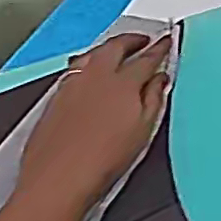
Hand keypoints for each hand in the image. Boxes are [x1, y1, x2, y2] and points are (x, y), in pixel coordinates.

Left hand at [8, 33, 170, 220]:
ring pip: (93, 53)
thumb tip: (159, 80)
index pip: (147, 57)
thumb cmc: (102, 160)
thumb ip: (154, 98)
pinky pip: (75, 68)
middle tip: (143, 40)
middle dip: (132, 39)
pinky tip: (90, 71)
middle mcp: (96, 77)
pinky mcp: (55, 98)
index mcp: (124, 82)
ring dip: (108, 47)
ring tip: (117, 50)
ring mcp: (72, 85)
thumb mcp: (144, 130)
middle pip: (116, 46)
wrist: (58, 182)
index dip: (159, 48)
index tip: (165, 42)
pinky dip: (88, 62)